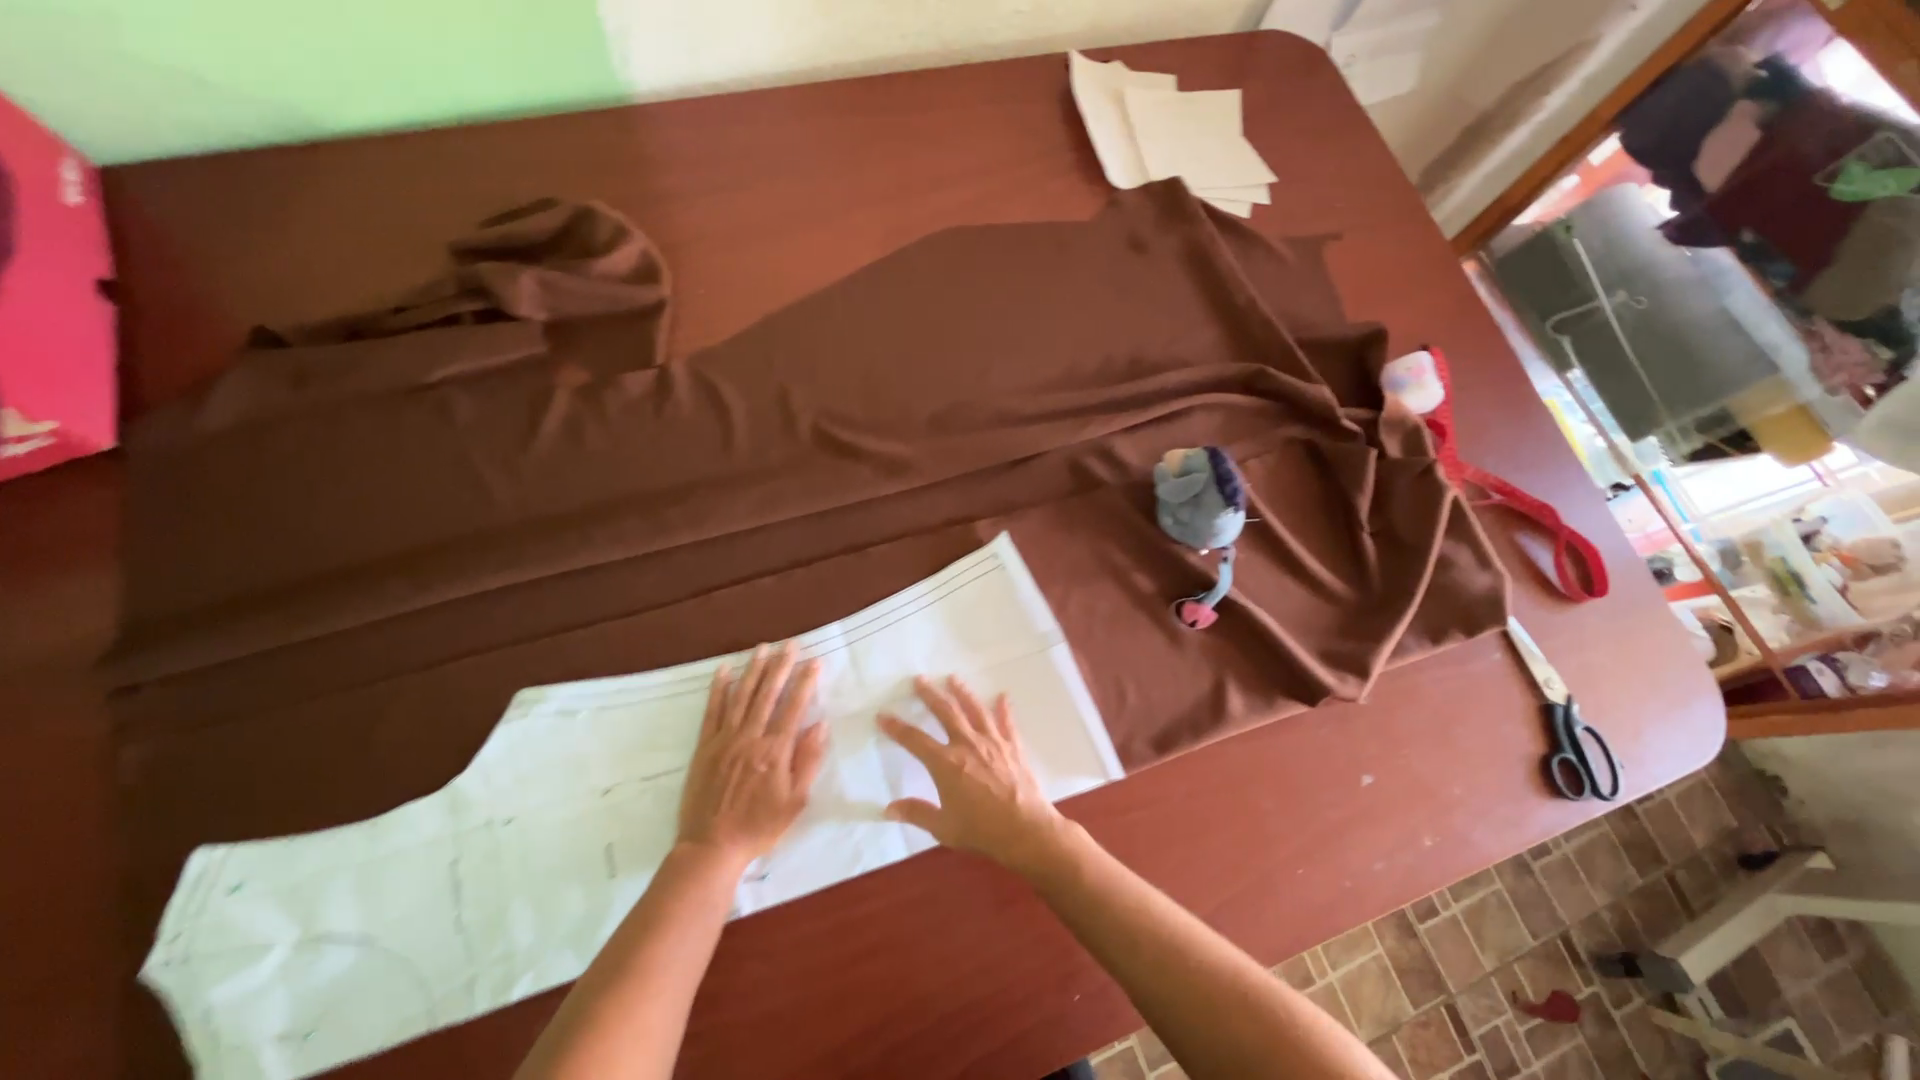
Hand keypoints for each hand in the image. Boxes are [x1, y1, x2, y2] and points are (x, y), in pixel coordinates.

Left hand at [676, 642, 827, 866]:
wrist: (712, 846)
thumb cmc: (760, 827)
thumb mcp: (795, 801)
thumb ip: (807, 761)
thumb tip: (820, 725)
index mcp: (775, 751)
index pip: (794, 707)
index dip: (805, 682)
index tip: (815, 662)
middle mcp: (750, 738)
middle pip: (768, 694)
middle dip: (781, 666)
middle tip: (790, 644)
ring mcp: (724, 739)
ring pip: (741, 696)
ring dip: (753, 670)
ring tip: (763, 648)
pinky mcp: (705, 746)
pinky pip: (712, 711)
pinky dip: (718, 689)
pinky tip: (724, 671)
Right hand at [879, 676, 1074, 876]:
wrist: (1025, 830)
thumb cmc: (981, 830)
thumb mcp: (943, 827)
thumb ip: (917, 813)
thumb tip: (888, 809)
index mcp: (945, 764)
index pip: (914, 740)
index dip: (896, 727)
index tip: (883, 715)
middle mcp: (967, 745)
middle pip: (945, 712)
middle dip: (930, 695)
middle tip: (919, 680)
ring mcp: (993, 743)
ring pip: (975, 710)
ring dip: (963, 692)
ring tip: (953, 678)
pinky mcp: (1014, 747)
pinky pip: (1007, 723)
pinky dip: (1004, 709)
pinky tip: (1003, 696)